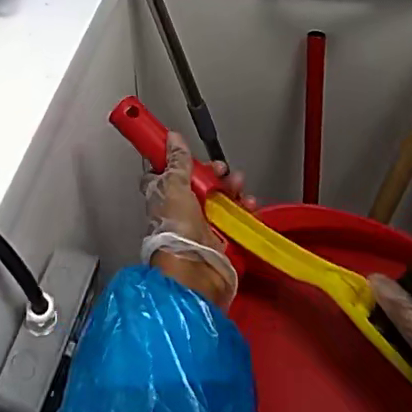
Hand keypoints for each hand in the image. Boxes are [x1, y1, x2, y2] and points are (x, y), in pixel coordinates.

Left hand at [143, 132, 250, 306]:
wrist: (195, 272)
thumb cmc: (175, 233)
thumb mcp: (174, 187)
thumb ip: (176, 162)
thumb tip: (172, 139)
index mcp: (164, 196)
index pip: (165, 172)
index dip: (175, 159)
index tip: (184, 148)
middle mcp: (181, 209)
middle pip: (198, 181)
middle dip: (213, 172)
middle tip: (220, 169)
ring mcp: (201, 223)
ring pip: (219, 196)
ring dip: (231, 187)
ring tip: (238, 185)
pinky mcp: (221, 236)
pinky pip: (235, 215)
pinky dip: (244, 207)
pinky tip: (247, 204)